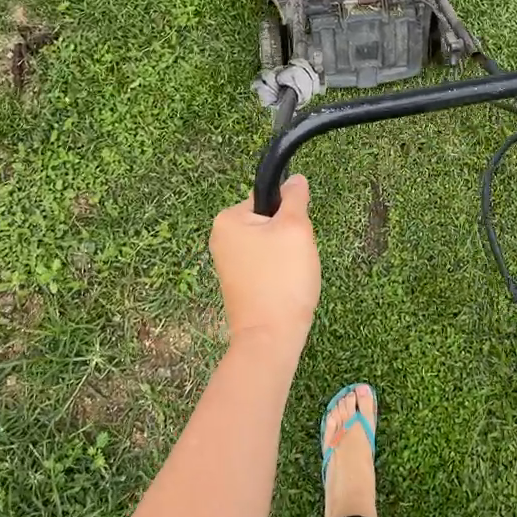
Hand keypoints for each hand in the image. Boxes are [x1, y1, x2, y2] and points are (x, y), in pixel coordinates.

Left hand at [211, 174, 320, 347]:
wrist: (270, 337)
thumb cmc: (282, 278)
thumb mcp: (296, 228)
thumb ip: (296, 198)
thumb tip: (295, 179)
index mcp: (227, 219)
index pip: (267, 197)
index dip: (289, 212)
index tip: (295, 235)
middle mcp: (221, 238)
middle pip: (269, 220)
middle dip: (289, 235)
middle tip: (296, 256)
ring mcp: (228, 263)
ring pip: (270, 244)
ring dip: (287, 255)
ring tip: (292, 274)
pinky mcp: (238, 283)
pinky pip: (265, 264)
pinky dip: (279, 271)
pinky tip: (286, 287)